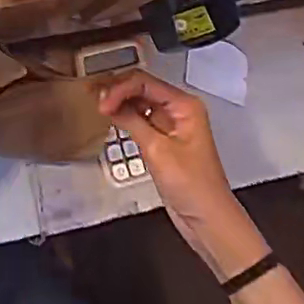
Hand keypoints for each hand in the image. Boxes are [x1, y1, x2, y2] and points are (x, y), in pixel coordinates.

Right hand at [98, 71, 267, 278]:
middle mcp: (179, 110)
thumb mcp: (158, 151)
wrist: (208, 221)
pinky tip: (111, 117)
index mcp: (184, 105)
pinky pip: (141, 118)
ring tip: (99, 105)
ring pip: (139, 101)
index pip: (144, 82)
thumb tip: (110, 103)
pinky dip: (125, 116)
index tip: (102, 103)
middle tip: (95, 97)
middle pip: (141, 87)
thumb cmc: (194, 187)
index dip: (119, 89)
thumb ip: (132, 121)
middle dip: (117, 91)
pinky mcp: (164, 139)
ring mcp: (171, 124)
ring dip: (119, 102)